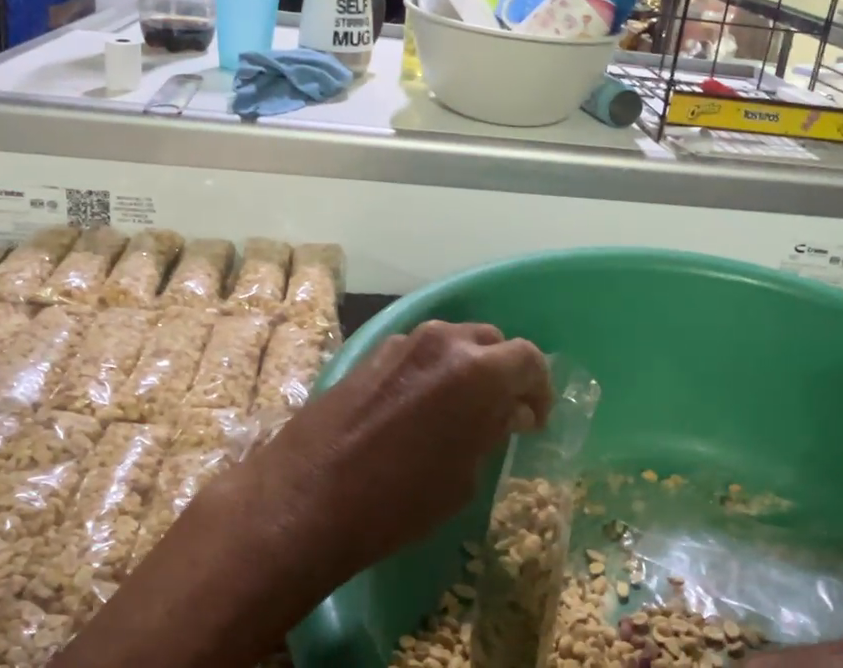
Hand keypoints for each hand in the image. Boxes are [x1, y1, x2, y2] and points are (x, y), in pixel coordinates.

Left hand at [59, 322, 550, 667]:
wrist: (304, 498)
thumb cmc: (397, 501)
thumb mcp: (463, 477)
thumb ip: (492, 431)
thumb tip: (505, 412)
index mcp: (479, 371)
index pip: (529, 360)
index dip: (538, 389)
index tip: (532, 419)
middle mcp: (444, 342)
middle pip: (491, 341)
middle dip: (502, 372)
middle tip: (499, 413)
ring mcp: (402, 343)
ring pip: (452, 341)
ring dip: (465, 368)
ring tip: (457, 411)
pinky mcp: (370, 353)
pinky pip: (417, 352)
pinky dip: (430, 371)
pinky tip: (416, 409)